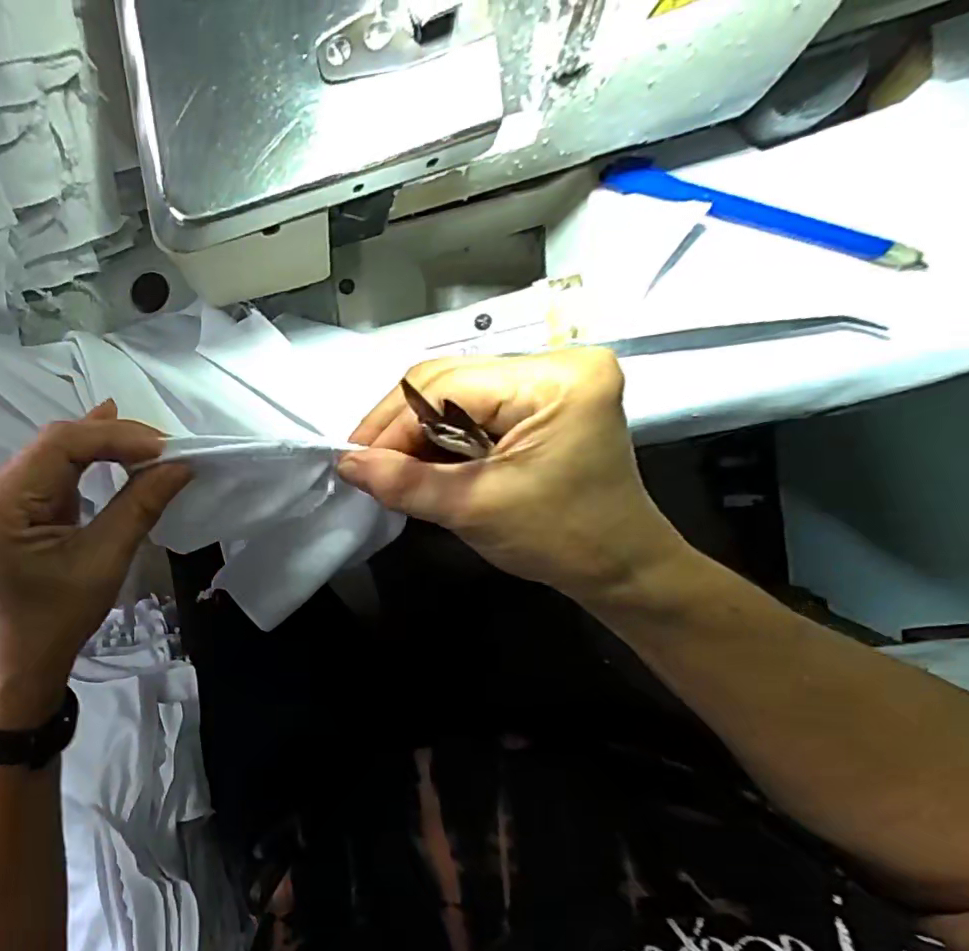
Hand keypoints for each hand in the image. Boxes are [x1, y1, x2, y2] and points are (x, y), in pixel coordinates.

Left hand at [0, 402, 190, 728]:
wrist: (29, 654)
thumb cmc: (62, 616)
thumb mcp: (105, 560)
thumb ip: (140, 505)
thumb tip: (180, 465)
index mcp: (2, 505)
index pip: (60, 445)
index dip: (114, 437)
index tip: (163, 448)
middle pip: (56, 443)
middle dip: (113, 439)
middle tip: (165, 447)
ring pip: (56, 450)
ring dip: (104, 445)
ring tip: (149, 445)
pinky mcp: (13, 501)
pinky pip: (53, 467)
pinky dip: (89, 458)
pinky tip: (114, 441)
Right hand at [338, 348, 692, 602]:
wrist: (620, 568)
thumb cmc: (562, 541)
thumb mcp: (474, 509)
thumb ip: (405, 482)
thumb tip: (347, 463)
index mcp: (554, 380)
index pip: (445, 386)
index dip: (393, 425)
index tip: (357, 462)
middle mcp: (555, 363)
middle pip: (446, 379)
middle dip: (399, 424)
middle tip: (366, 463)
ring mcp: (548, 380)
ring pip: (452, 392)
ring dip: (415, 431)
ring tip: (389, 467)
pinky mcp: (540, 400)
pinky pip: (471, 407)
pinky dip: (439, 436)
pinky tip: (420, 462)